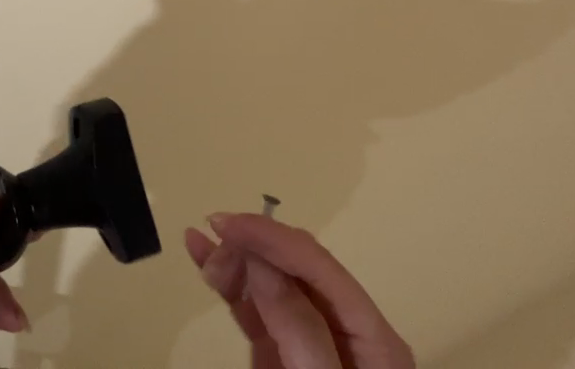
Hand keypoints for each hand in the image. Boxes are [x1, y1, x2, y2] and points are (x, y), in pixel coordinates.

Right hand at [184, 214, 413, 368]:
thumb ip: (299, 329)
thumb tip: (265, 264)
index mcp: (373, 339)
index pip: (320, 266)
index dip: (272, 237)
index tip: (224, 223)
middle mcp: (345, 330)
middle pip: (297, 266)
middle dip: (252, 247)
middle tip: (212, 248)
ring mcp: (312, 339)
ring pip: (271, 279)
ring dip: (235, 259)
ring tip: (206, 259)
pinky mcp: (283, 351)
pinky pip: (254, 303)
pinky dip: (227, 278)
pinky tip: (201, 254)